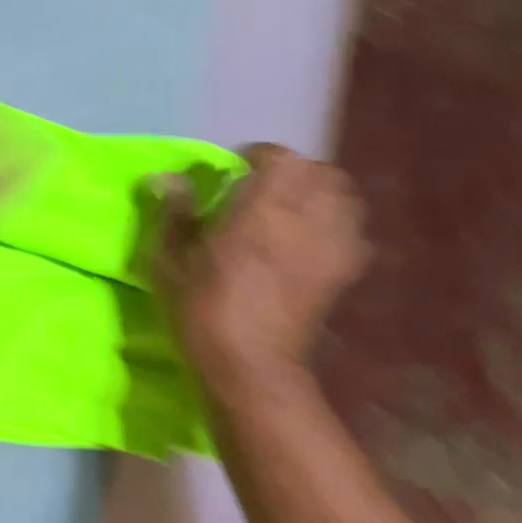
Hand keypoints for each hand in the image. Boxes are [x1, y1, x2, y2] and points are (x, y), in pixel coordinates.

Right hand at [160, 144, 368, 376]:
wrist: (250, 366)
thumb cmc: (201, 310)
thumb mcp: (170, 261)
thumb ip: (175, 214)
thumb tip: (168, 176)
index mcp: (262, 211)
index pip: (279, 159)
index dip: (257, 156)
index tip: (233, 168)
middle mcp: (306, 219)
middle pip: (319, 171)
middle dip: (292, 171)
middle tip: (262, 185)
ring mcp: (333, 245)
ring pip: (343, 195)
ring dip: (319, 191)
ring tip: (291, 207)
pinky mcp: (344, 271)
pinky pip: (352, 229)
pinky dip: (336, 221)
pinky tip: (311, 237)